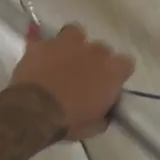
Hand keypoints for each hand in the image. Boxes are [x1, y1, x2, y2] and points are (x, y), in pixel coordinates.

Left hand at [8, 23, 135, 140]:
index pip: (125, 63)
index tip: (108, 84)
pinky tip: (37, 52)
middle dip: (94, 60)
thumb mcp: (94, 126)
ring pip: (74, 33)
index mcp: (112, 70)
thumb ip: (104, 112)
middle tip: (83, 76)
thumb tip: (104, 110)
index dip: (116, 73)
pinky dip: (40, 46)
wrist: (34, 111)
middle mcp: (93, 51)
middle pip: (100, 49)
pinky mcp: (41, 44)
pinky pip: (40, 38)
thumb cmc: (69, 121)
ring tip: (63, 58)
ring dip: (71, 44)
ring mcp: (66, 43)